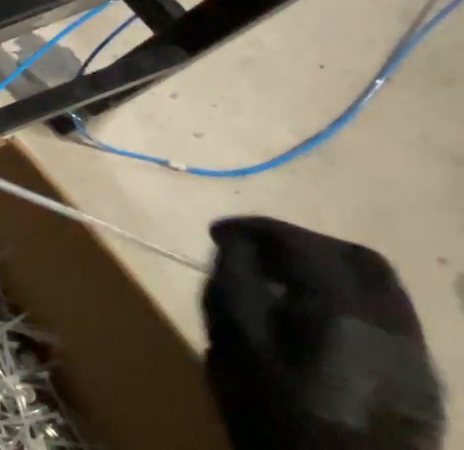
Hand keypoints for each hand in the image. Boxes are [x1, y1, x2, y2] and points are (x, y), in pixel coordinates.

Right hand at [203, 217, 442, 449]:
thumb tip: (236, 244)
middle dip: (301, 243)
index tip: (217, 233)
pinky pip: (391, 320)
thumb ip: (233, 282)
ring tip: (283, 285)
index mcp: (342, 309)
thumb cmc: (273, 412)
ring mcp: (416, 354)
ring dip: (329, 272)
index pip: (301, 241)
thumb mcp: (232, 341)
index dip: (255, 227)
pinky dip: (350, 303)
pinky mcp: (422, 381)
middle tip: (256, 252)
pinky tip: (315, 324)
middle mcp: (392, 323)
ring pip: (381, 288)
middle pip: (356, 257)